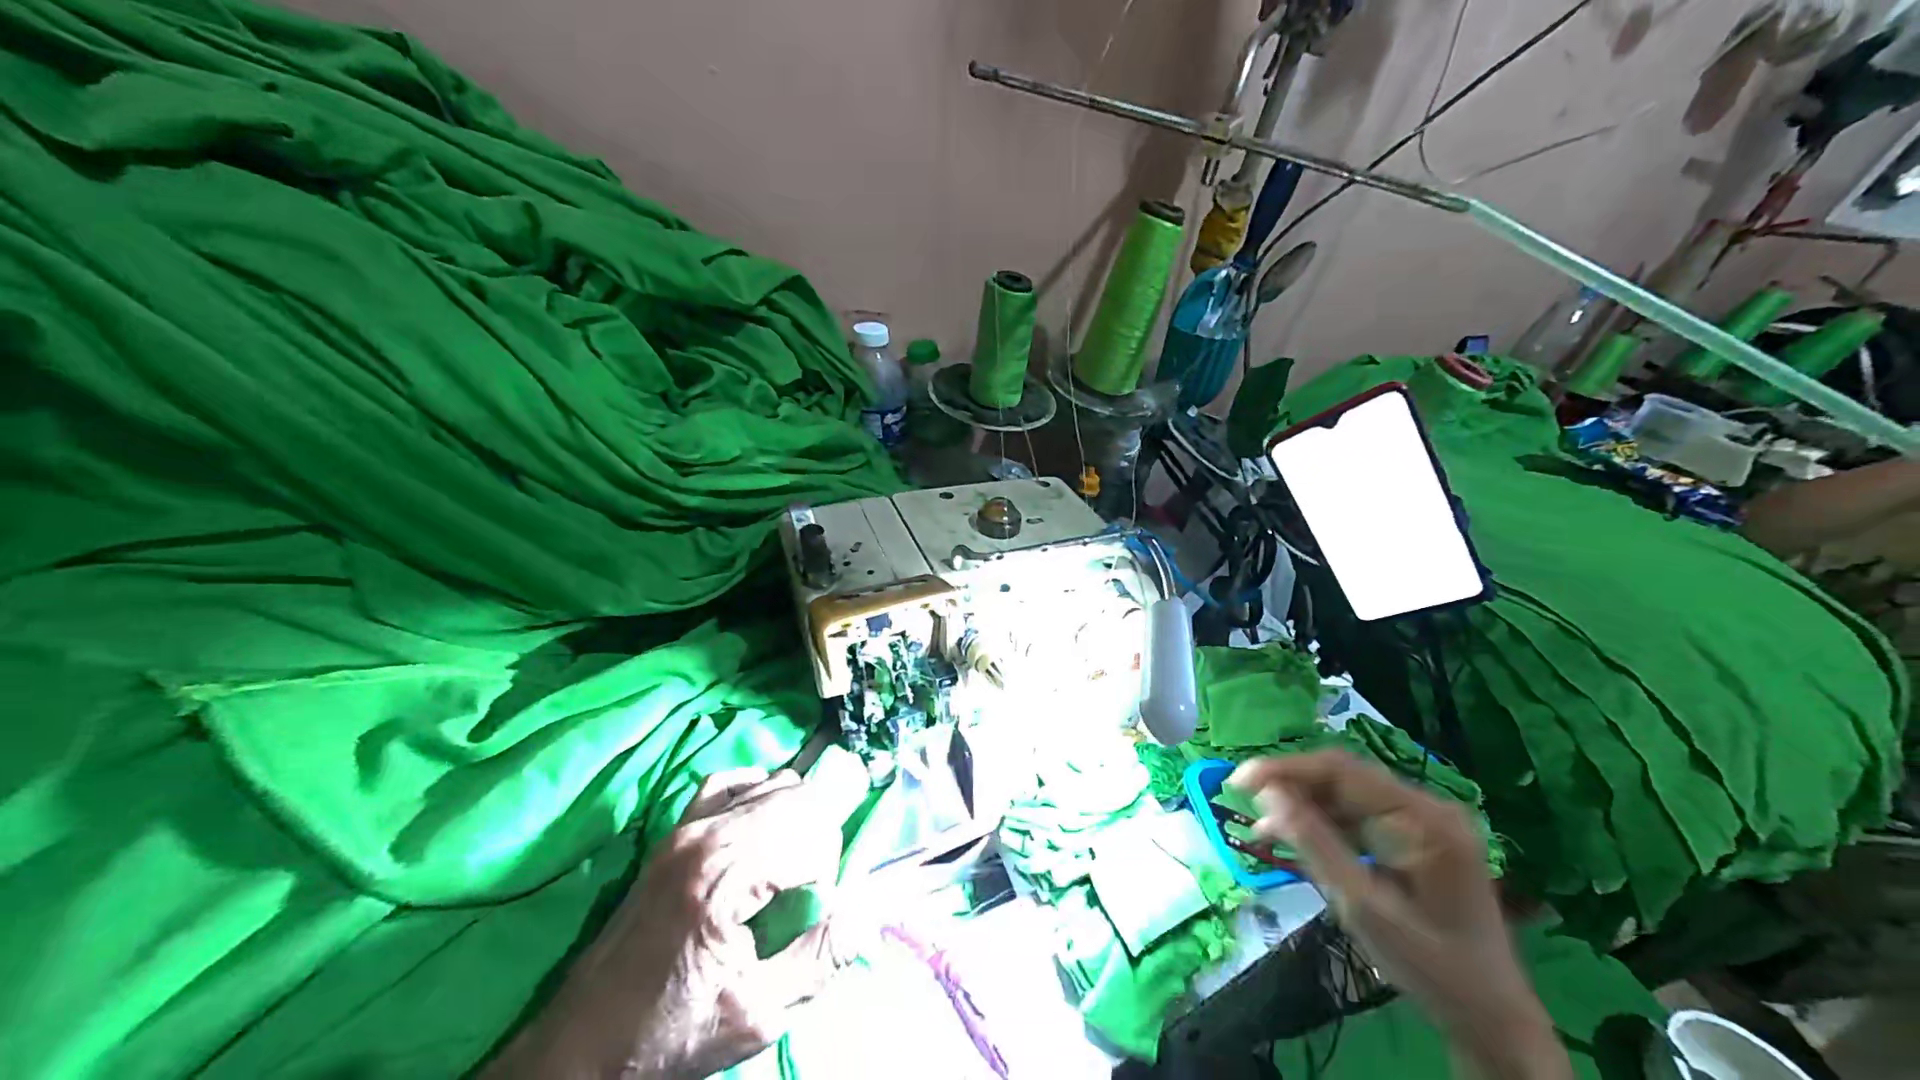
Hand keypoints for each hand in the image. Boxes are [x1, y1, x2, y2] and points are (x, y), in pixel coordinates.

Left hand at [485, 768, 845, 1079]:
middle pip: (798, 797)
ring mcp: (686, 825)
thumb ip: (821, 958)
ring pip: (774, 783)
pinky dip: (762, 795)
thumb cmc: (672, 1031)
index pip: (812, 830)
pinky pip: (735, 781)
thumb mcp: (758, 1016)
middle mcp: (704, 835)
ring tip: (786, 871)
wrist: (585, 1041)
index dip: (828, 869)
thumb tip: (869, 910)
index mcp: (722, 879)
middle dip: (820, 838)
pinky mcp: (675, 828)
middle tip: (808, 894)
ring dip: (797, 818)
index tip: (816, 913)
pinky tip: (763, 832)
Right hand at [1229, 751, 1570, 1079]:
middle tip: (1241, 799)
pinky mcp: (1416, 837)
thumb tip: (1267, 794)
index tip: (1238, 781)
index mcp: (1425, 818)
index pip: (1341, 771)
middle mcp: (1428, 807)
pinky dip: (1322, 822)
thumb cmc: (1430, 967)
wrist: (1491, 1017)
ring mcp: (1424, 821)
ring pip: (1346, 793)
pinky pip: (1358, 814)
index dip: (1285, 769)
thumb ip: (1315, 845)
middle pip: (1343, 777)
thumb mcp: (1363, 907)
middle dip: (1290, 785)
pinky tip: (1292, 836)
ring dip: (1302, 804)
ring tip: (1262, 826)